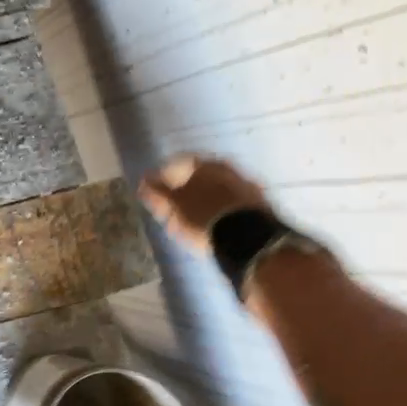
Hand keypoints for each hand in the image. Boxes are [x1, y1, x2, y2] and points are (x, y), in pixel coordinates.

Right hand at [137, 155, 269, 252]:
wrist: (251, 241)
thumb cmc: (202, 218)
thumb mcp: (171, 207)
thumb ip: (156, 192)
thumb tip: (143, 180)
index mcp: (203, 164)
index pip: (178, 163)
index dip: (165, 178)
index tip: (158, 192)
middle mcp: (227, 168)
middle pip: (202, 176)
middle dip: (189, 188)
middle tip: (178, 205)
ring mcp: (248, 186)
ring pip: (220, 189)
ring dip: (209, 199)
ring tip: (198, 218)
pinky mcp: (263, 206)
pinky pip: (236, 203)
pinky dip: (225, 210)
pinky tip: (219, 224)